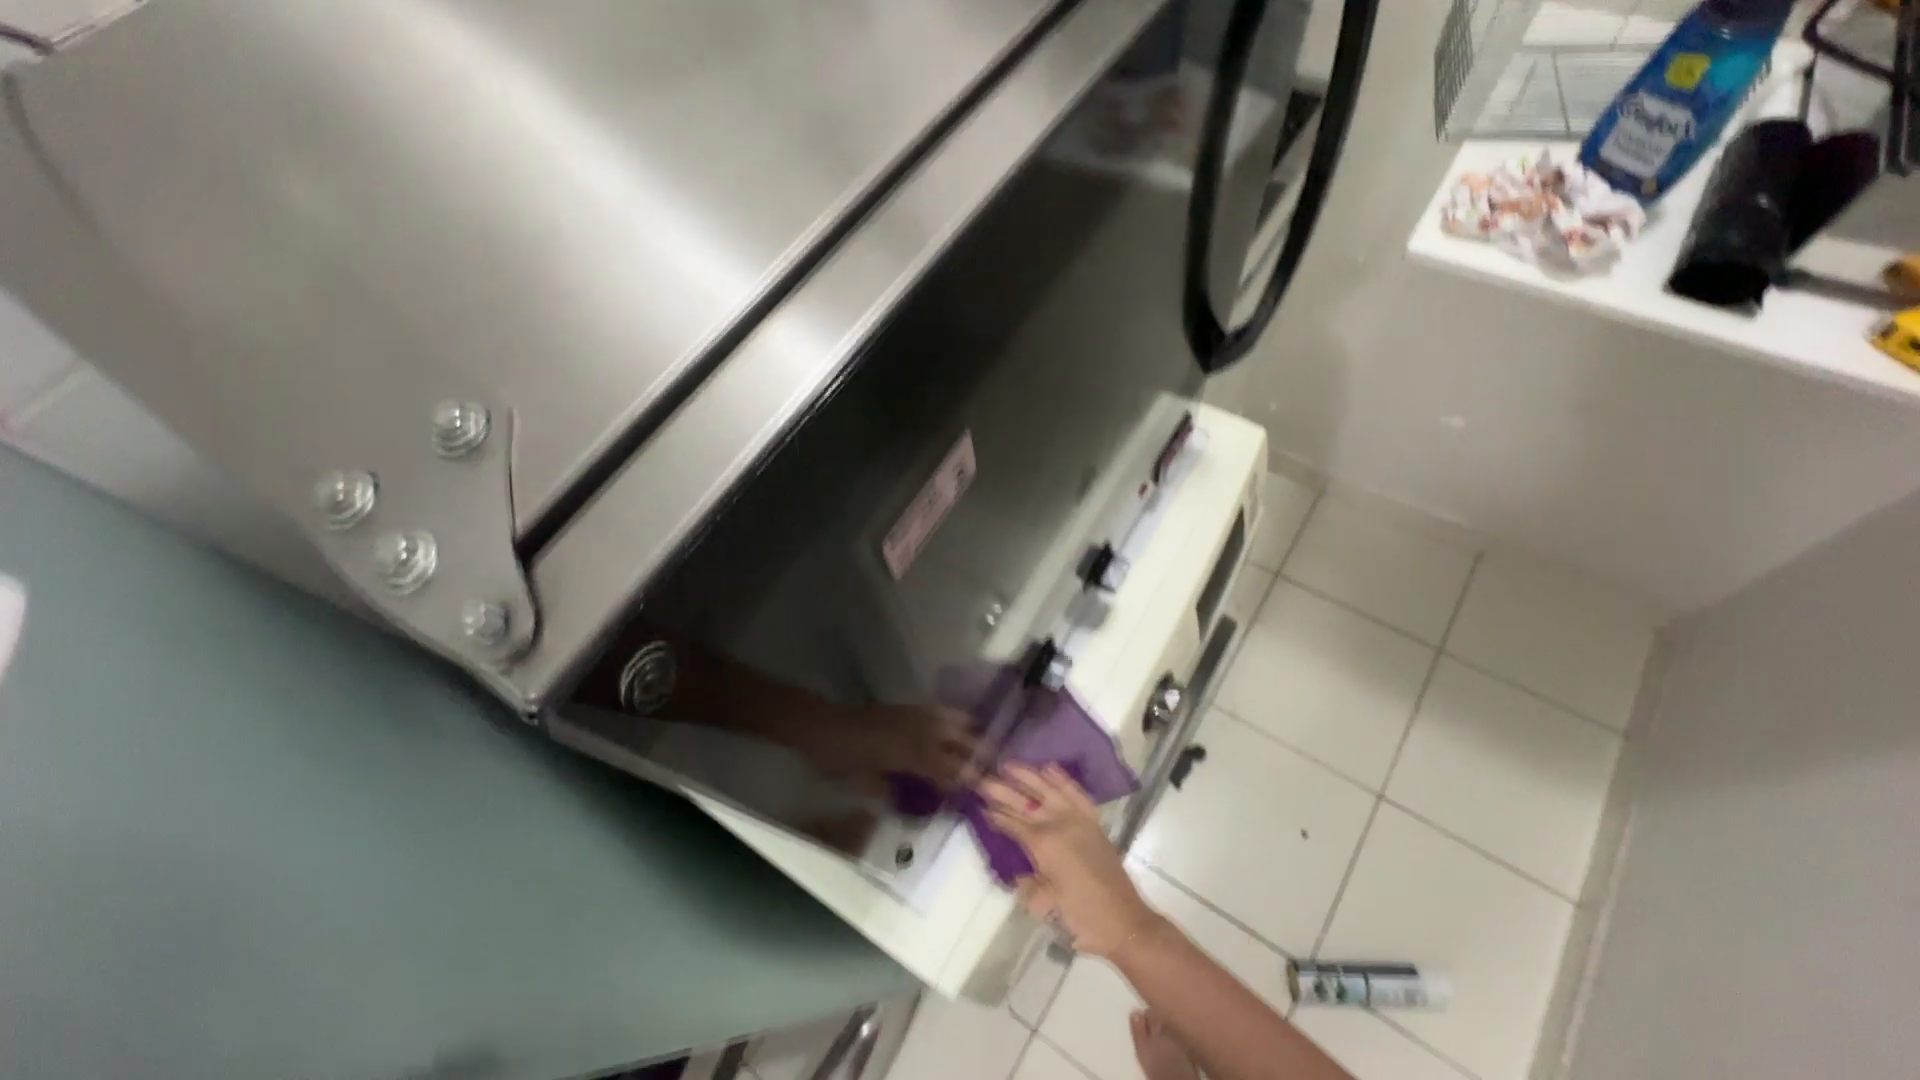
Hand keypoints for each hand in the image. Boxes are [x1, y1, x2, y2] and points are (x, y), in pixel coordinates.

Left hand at [793, 702, 977, 794]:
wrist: (819, 724)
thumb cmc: (837, 758)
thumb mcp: (861, 782)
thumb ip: (888, 790)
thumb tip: (909, 799)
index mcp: (908, 754)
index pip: (947, 770)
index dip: (965, 782)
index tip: (982, 793)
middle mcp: (917, 733)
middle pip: (959, 743)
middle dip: (978, 757)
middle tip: (996, 770)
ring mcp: (913, 716)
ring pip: (954, 722)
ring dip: (972, 736)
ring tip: (987, 747)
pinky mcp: (906, 708)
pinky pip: (939, 711)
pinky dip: (955, 718)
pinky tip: (962, 725)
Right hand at [979, 765, 1163, 956]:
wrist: (1124, 921)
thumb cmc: (1080, 916)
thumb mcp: (1043, 904)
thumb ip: (1025, 883)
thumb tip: (1016, 870)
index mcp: (1043, 844)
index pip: (1012, 823)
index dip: (995, 815)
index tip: (979, 804)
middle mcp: (1059, 824)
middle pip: (1025, 802)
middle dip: (1002, 790)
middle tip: (983, 778)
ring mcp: (1079, 820)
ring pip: (1049, 789)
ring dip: (1029, 776)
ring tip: (1010, 764)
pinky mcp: (1094, 822)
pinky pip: (1076, 793)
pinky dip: (1063, 779)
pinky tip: (1050, 769)